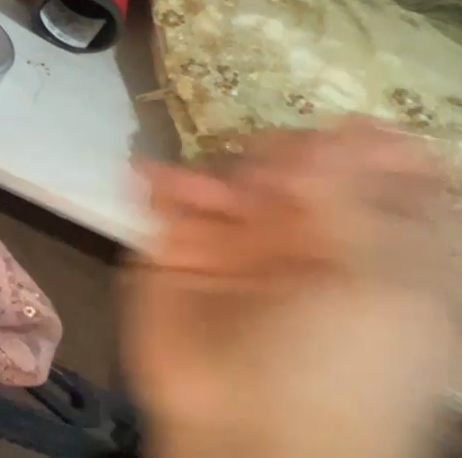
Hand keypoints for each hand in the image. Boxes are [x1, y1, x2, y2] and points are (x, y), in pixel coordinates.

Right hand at [126, 120, 454, 457]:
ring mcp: (241, 242)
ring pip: (230, 173)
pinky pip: (166, 194)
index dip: (373, 153)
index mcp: (386, 254)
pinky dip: (158, 179)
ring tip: (209, 196)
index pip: (392, 183)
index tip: (347, 130)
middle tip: (270, 173)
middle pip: (302, 168)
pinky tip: (158, 183)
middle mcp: (315, 240)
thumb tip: (359, 126)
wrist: (247, 423)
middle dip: (284, 156)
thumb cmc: (340, 363)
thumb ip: (357, 199)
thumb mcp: (376, 284)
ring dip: (219, 169)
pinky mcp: (176, 245)